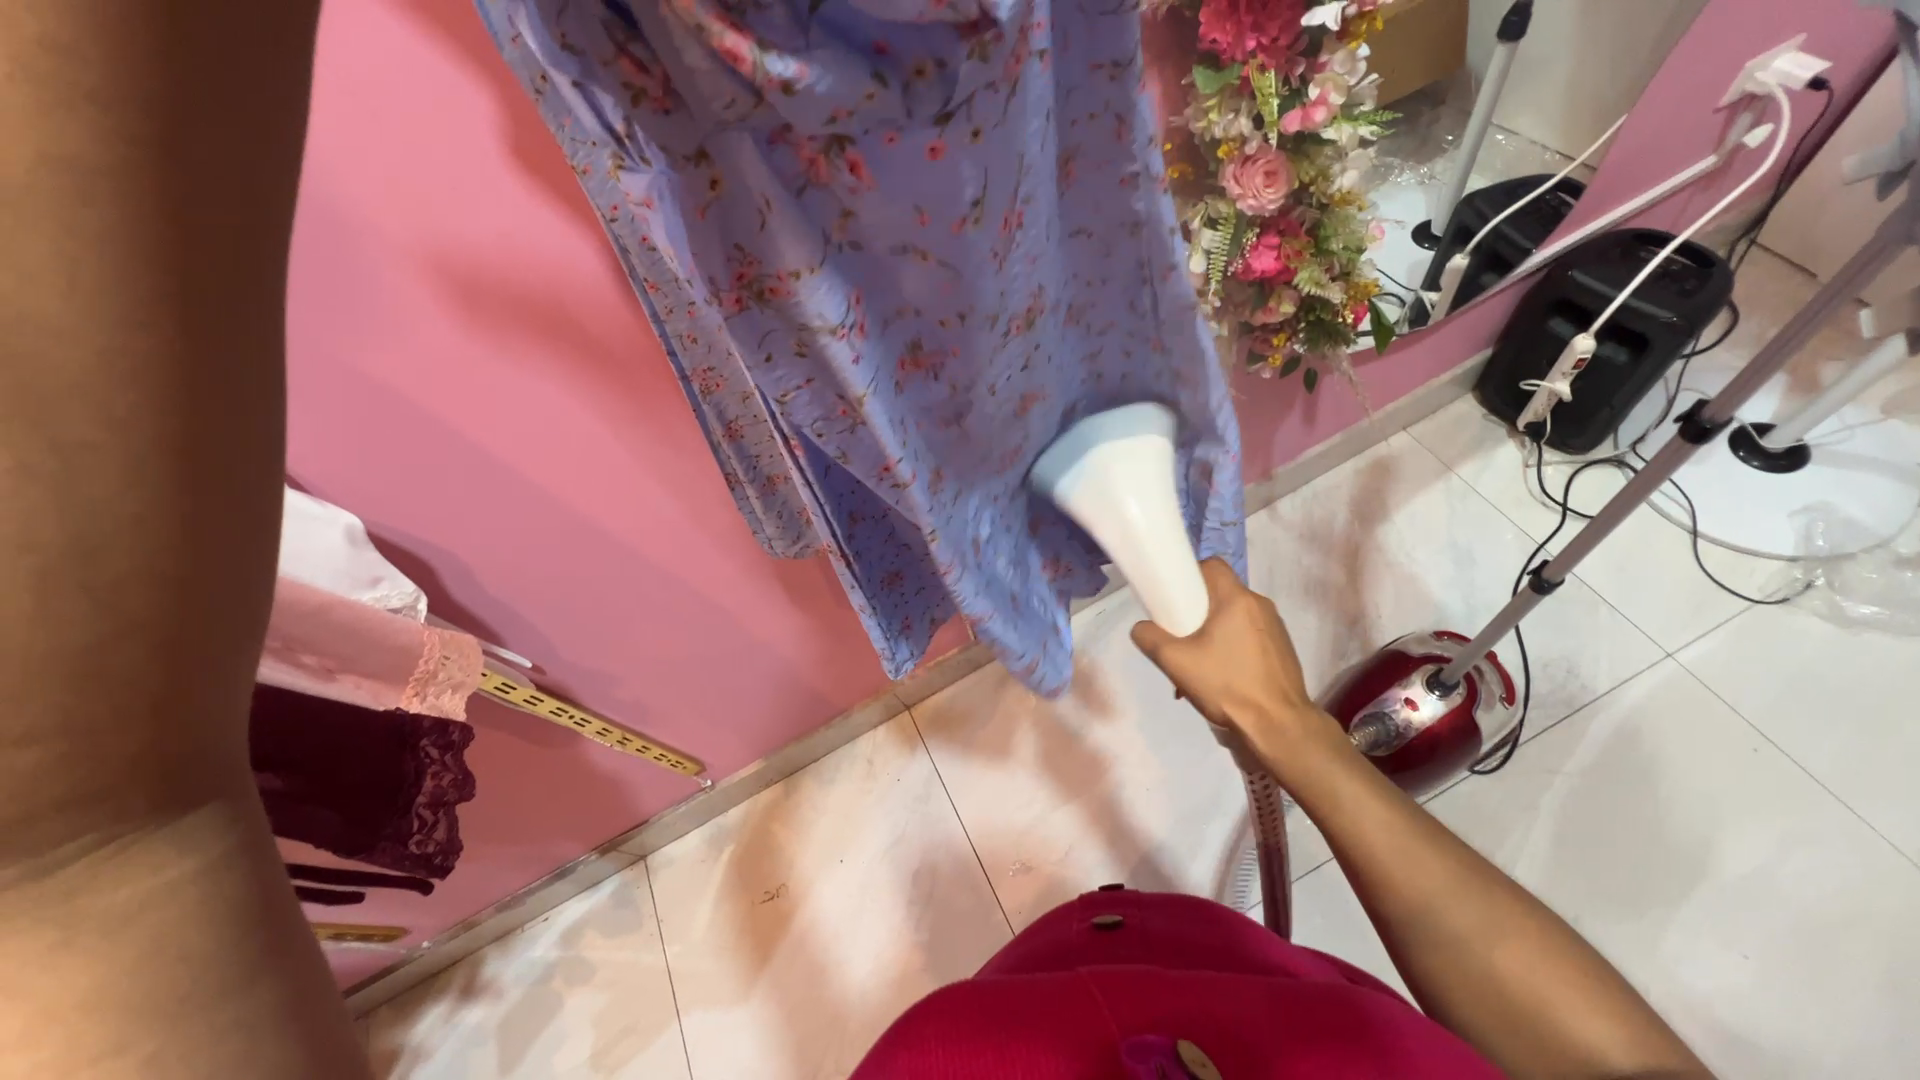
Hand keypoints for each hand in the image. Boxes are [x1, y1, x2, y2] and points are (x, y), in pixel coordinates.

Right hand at [1130, 559, 1341, 756]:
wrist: (1278, 726)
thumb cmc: (1227, 686)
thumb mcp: (1175, 662)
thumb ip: (1149, 638)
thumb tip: (1142, 628)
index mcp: (1237, 599)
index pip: (1211, 565)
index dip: (1189, 575)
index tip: (1175, 599)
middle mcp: (1260, 605)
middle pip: (1221, 594)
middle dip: (1197, 611)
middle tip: (1182, 639)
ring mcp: (1276, 628)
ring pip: (1234, 618)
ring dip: (1214, 634)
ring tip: (1200, 667)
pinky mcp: (1283, 649)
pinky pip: (1250, 637)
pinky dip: (1232, 648)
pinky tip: (1223, 678)